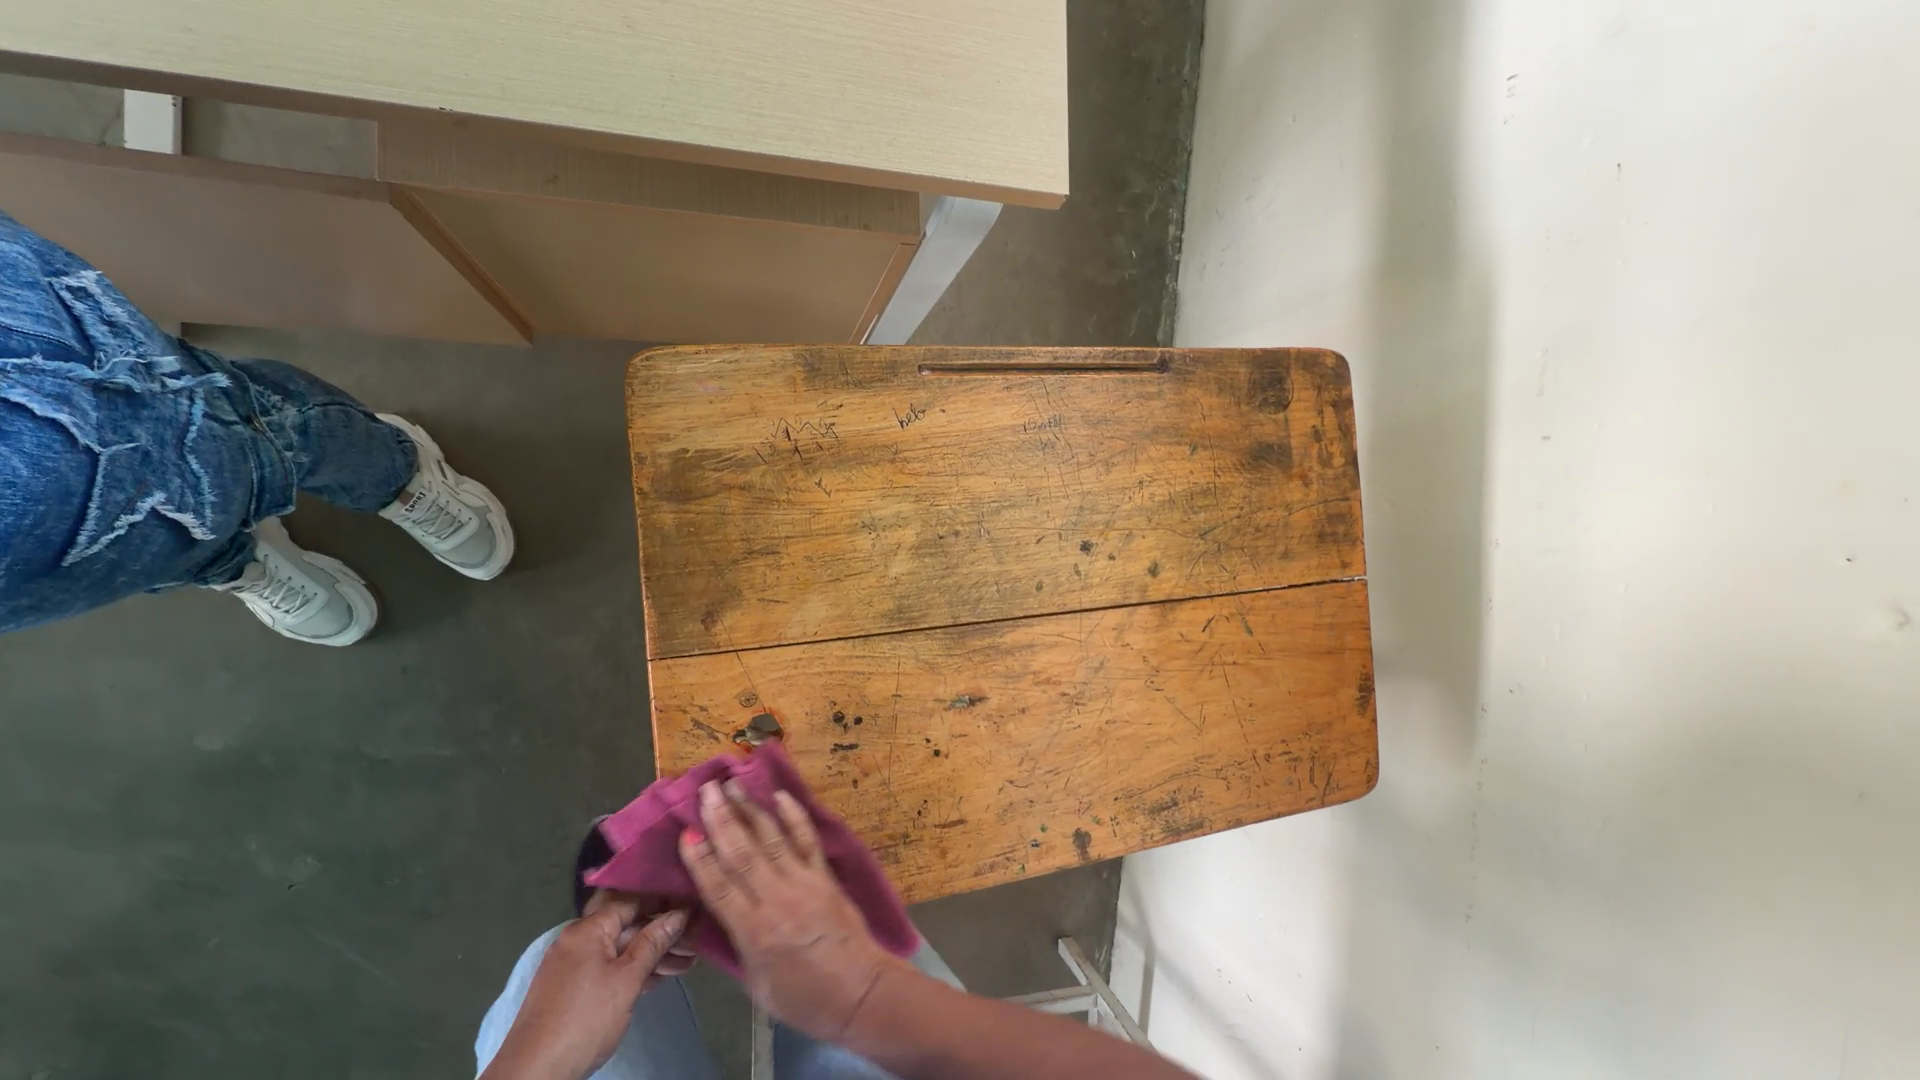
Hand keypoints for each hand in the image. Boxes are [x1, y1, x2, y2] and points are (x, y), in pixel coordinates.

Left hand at [480, 898, 688, 1079]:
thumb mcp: (627, 979)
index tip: (693, 910)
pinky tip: (656, 981)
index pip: (632, 901)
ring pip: (619, 951)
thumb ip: (654, 943)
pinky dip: (631, 972)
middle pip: (627, 927)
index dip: (664, 903)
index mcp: (587, 930)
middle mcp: (577, 940)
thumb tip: (679, 914)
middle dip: (662, 935)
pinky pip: (607, 968)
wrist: (533, 1074)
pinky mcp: (570, 989)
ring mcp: (571, 966)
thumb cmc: (585, 1020)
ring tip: (685, 966)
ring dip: (651, 956)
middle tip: (694, 945)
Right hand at [680, 779, 904, 1040]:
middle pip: (741, 852)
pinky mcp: (825, 876)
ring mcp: (803, 882)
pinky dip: (794, 816)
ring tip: (733, 784)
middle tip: (707, 789)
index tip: (686, 832)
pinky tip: (780, 796)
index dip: (700, 858)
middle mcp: (775, 898)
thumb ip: (738, 946)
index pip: (718, 887)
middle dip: (721, 819)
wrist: (859, 992)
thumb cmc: (804, 998)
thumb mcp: (756, 984)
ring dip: (750, 809)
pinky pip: (807, 840)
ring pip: (771, 838)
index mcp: (753, 931)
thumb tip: (721, 919)